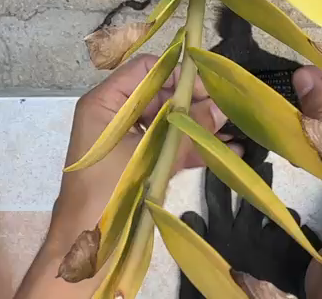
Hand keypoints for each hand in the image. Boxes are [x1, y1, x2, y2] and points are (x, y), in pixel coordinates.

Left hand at [17, 54, 228, 298]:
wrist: (86, 251)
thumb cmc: (106, 193)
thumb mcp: (147, 159)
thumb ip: (184, 133)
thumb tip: (221, 109)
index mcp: (105, 102)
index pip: (144, 70)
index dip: (177, 72)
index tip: (208, 82)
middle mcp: (115, 114)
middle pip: (160, 95)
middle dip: (194, 100)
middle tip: (228, 107)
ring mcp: (128, 139)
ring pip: (168, 121)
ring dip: (199, 125)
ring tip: (234, 127)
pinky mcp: (139, 162)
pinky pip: (168, 145)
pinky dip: (193, 148)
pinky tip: (226, 150)